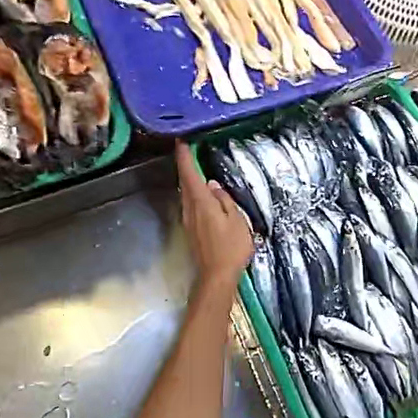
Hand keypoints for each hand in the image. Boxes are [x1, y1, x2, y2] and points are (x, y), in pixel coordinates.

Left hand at [176, 141, 252, 286]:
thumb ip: (224, 199)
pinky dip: (193, 192)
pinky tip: (202, 192)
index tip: (180, 140)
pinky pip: (190, 203)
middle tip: (189, 149)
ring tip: (197, 166)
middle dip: (185, 164)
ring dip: (189, 179)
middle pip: (184, 182)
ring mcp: (187, 219)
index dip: (184, 156)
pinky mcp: (190, 229)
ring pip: (186, 193)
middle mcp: (189, 208)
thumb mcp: (236, 219)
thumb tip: (213, 185)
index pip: (189, 173)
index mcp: (200, 202)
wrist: (217, 276)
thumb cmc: (230, 247)